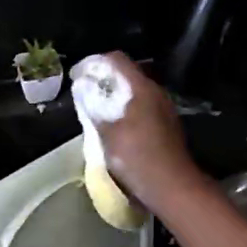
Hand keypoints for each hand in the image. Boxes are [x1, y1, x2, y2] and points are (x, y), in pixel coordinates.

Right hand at [86, 52, 201, 206]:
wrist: (172, 186)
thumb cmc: (137, 158)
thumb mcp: (108, 133)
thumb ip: (93, 107)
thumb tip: (82, 87)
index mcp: (141, 89)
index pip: (116, 60)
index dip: (93, 63)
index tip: (75, 75)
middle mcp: (155, 92)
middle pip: (126, 74)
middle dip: (102, 80)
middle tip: (81, 92)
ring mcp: (163, 108)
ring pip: (133, 91)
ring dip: (112, 95)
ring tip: (93, 109)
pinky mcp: (165, 124)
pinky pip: (140, 106)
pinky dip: (123, 109)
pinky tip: (112, 125)